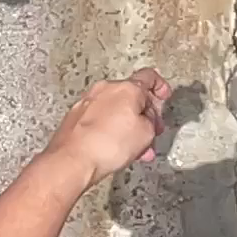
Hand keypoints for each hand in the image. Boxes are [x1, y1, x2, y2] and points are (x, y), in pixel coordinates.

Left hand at [41, 68, 172, 187]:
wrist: (73, 159)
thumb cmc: (108, 145)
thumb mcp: (147, 134)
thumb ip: (151, 121)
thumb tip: (145, 120)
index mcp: (127, 88)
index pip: (149, 76)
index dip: (160, 87)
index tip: (164, 96)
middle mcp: (106, 89)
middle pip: (132, 95)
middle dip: (144, 113)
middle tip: (152, 130)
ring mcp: (88, 102)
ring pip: (115, 110)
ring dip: (128, 125)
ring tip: (135, 149)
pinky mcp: (76, 116)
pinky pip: (100, 119)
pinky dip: (110, 129)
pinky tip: (115, 149)